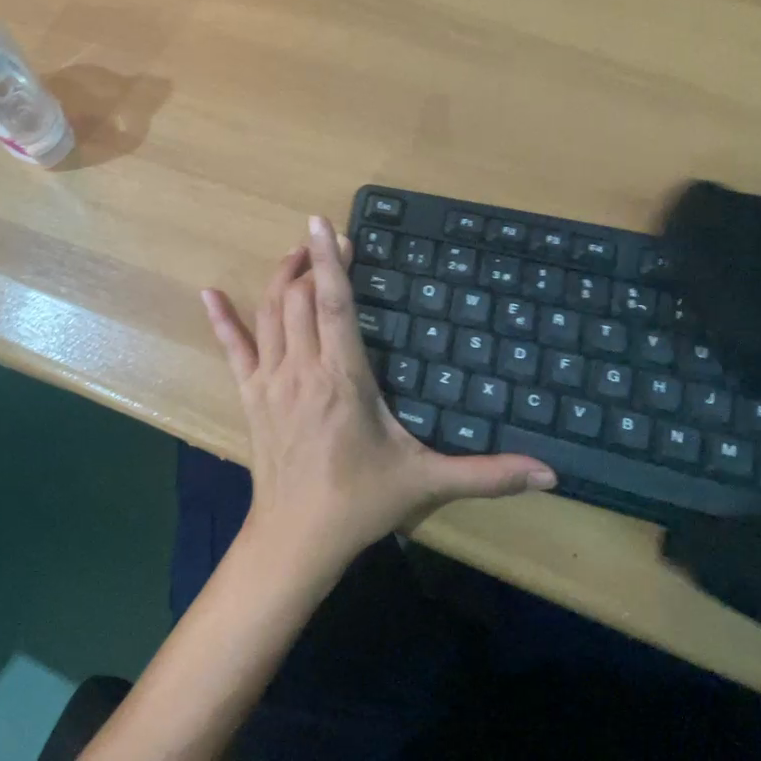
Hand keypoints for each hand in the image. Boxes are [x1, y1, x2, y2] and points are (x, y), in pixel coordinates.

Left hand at [200, 216, 555, 578]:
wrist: (297, 535)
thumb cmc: (360, 502)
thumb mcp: (426, 482)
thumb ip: (488, 474)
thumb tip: (551, 474)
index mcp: (342, 379)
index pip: (334, 305)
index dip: (329, 261)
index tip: (324, 225)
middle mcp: (300, 369)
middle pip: (296, 300)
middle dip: (308, 264)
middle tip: (324, 243)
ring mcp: (269, 380)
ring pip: (267, 314)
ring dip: (277, 280)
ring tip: (292, 256)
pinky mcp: (248, 395)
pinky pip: (232, 348)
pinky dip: (221, 319)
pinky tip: (208, 293)